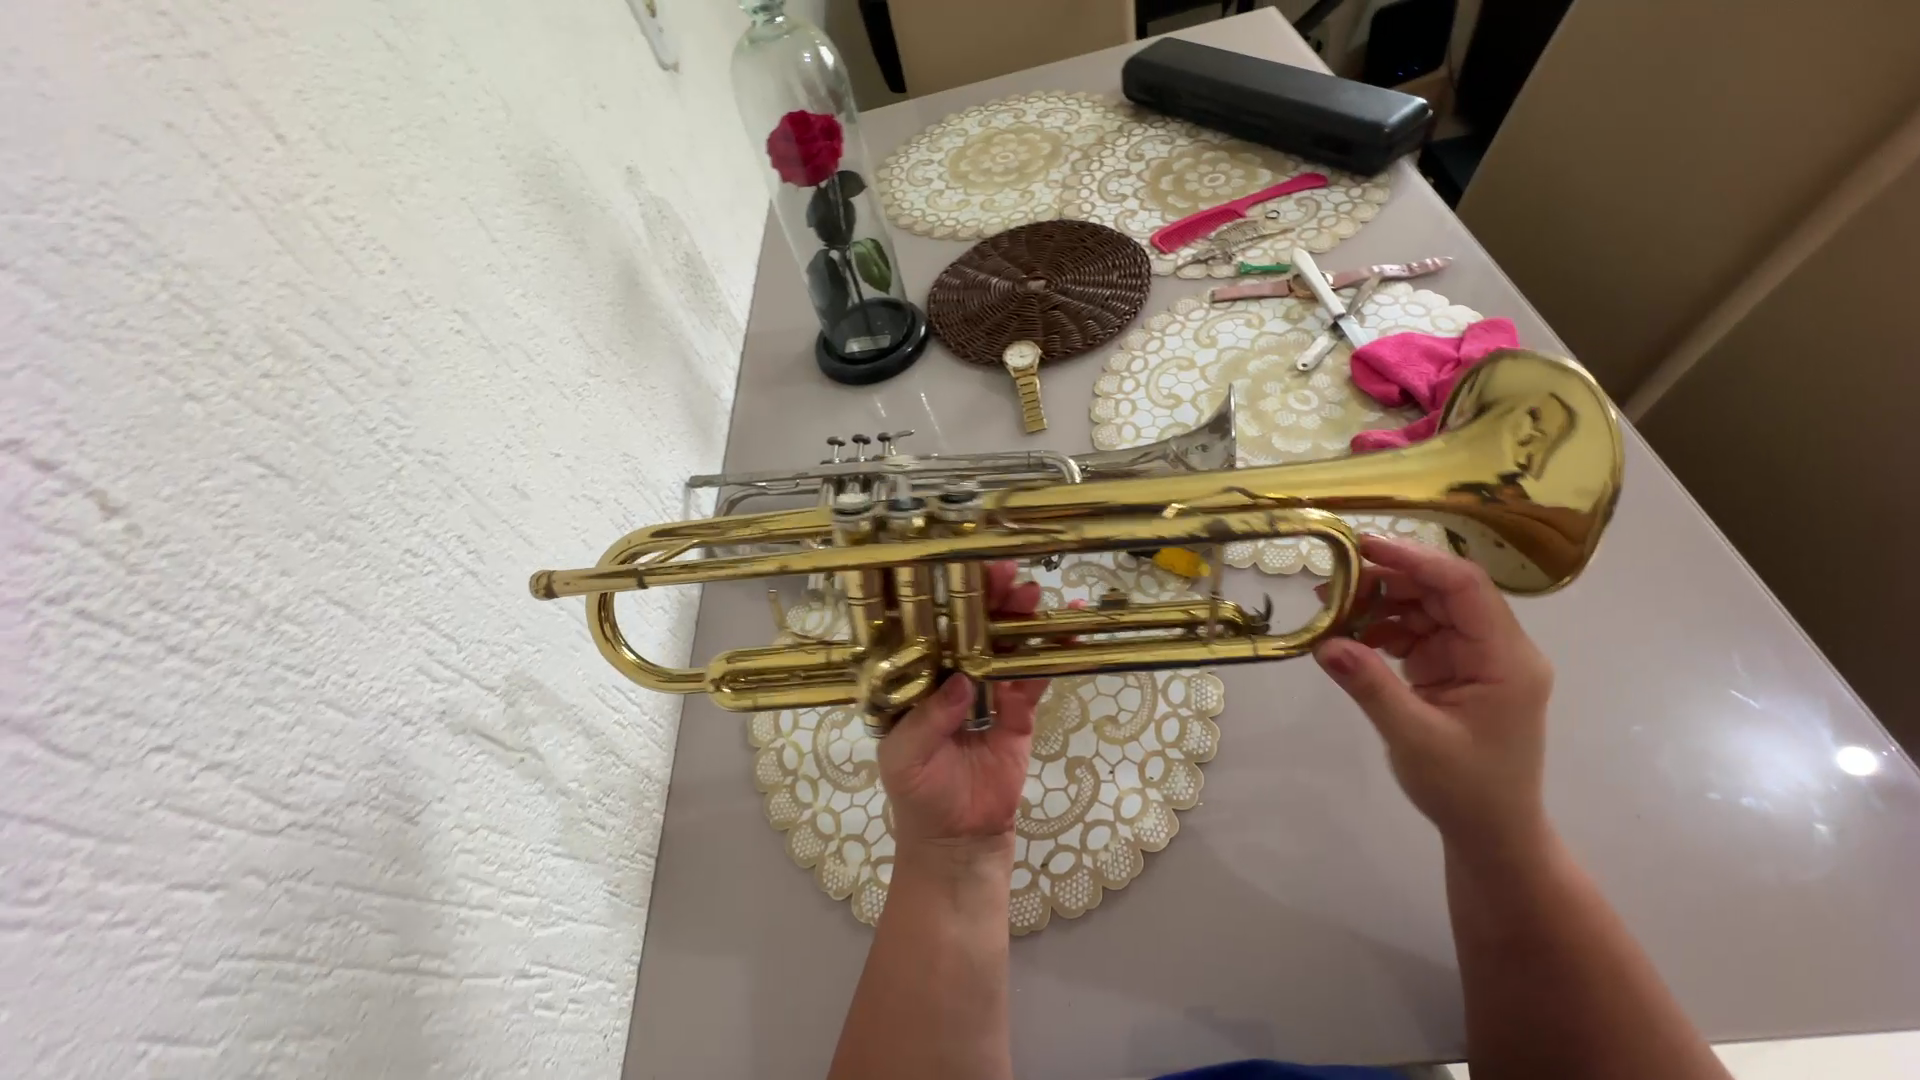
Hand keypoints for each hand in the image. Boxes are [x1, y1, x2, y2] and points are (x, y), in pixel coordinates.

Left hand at [879, 562, 1047, 848]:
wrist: (959, 841)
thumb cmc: (919, 796)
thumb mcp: (905, 758)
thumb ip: (927, 720)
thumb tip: (961, 682)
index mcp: (916, 681)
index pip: (930, 630)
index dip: (945, 602)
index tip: (964, 576)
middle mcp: (951, 678)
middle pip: (971, 629)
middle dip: (990, 600)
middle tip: (1009, 576)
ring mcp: (987, 693)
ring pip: (1004, 647)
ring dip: (1020, 621)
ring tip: (1034, 598)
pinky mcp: (1018, 714)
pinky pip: (1033, 681)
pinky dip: (1048, 659)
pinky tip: (1064, 638)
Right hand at [1314, 535, 1553, 859]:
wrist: (1492, 833)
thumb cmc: (1466, 789)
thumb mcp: (1414, 738)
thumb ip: (1371, 686)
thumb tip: (1324, 643)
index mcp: (1506, 659)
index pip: (1464, 586)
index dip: (1415, 560)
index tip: (1362, 547)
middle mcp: (1497, 648)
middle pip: (1443, 590)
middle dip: (1388, 579)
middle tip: (1332, 579)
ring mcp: (1476, 657)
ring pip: (1426, 607)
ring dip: (1380, 603)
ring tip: (1332, 608)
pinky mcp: (1455, 669)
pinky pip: (1417, 632)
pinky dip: (1382, 629)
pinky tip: (1350, 638)